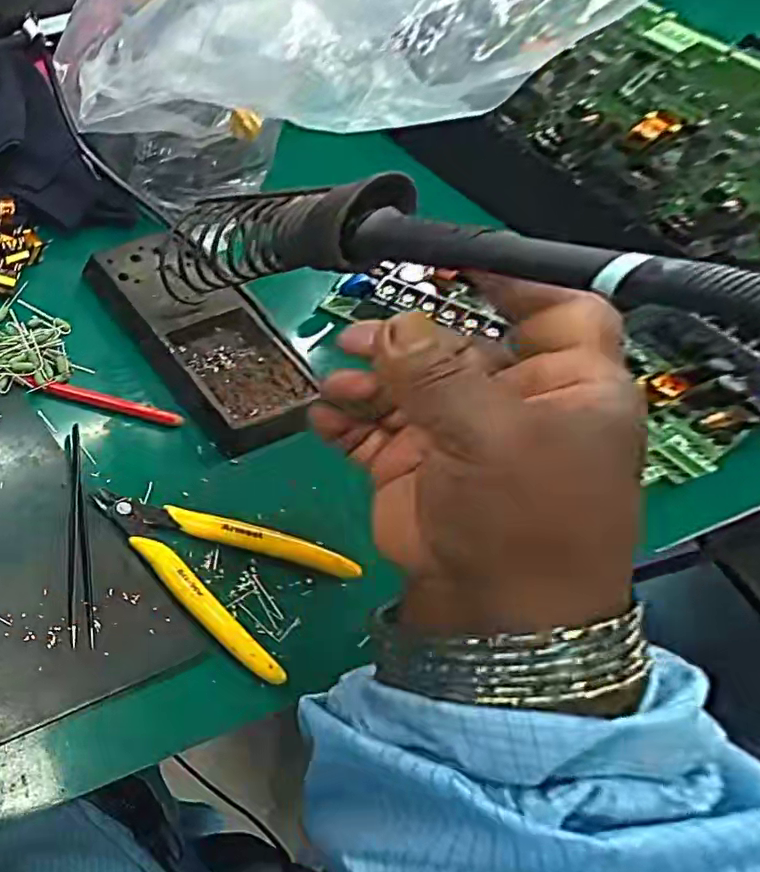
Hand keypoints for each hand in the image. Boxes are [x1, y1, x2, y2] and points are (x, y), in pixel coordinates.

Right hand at [309, 276, 644, 633]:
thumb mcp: (490, 437)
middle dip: (406, 340)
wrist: (488, 594)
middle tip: (357, 337)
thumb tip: (398, 326)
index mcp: (561, 385)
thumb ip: (440, 379)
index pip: (550, 312)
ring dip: (363, 381)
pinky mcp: (401, 463)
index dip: (511, 283)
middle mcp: (503, 402)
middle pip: (452, 350)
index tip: (456, 264)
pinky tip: (323, 417)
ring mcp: (447, 434)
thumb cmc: (525, 514)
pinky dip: (340, 421)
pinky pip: (364, 429)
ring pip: (399, 388)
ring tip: (334, 384)